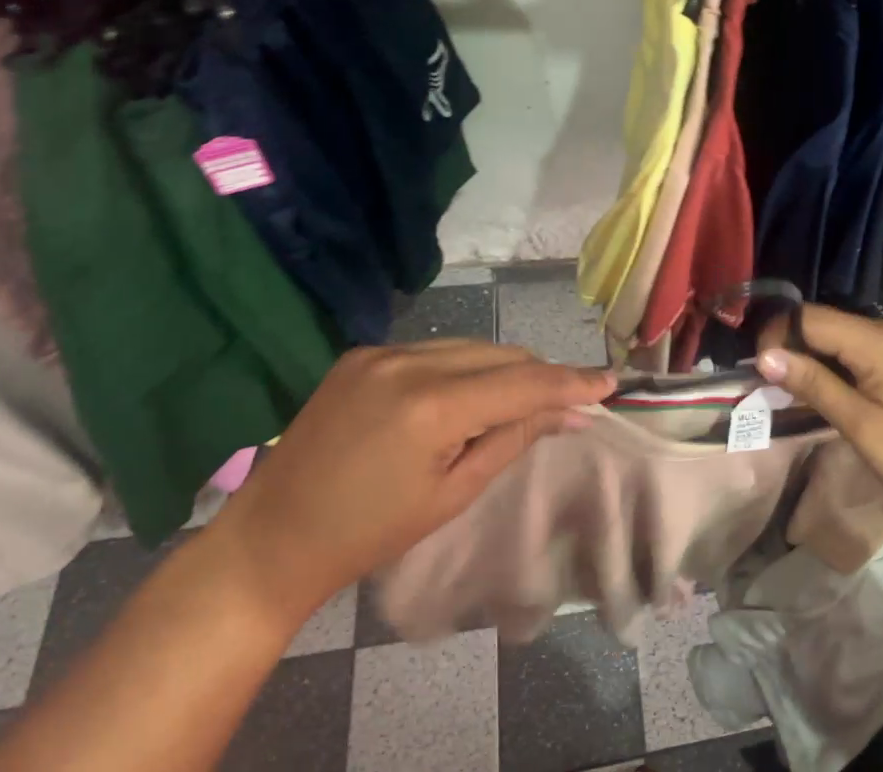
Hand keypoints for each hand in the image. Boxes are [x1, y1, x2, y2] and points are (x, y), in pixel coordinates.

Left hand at [211, 341, 614, 621]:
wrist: (273, 536)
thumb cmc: (369, 533)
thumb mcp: (453, 493)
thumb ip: (514, 439)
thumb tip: (570, 413)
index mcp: (431, 406)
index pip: (523, 381)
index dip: (571, 382)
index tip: (610, 383)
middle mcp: (407, 362)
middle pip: (500, 354)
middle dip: (540, 375)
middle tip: (569, 402)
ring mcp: (379, 352)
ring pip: (470, 347)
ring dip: (504, 369)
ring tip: (523, 400)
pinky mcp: (361, 354)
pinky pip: (434, 350)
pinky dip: (464, 367)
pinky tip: (470, 394)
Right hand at [754, 306, 882, 526]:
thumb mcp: (859, 424)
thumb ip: (812, 385)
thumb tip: (765, 357)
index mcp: (878, 341)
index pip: (810, 318)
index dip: (777, 336)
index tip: (758, 371)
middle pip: (824, 322)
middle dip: (790, 345)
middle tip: (769, 384)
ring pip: (840, 337)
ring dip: (811, 357)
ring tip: (791, 391)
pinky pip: (858, 350)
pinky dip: (835, 365)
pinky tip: (825, 391)